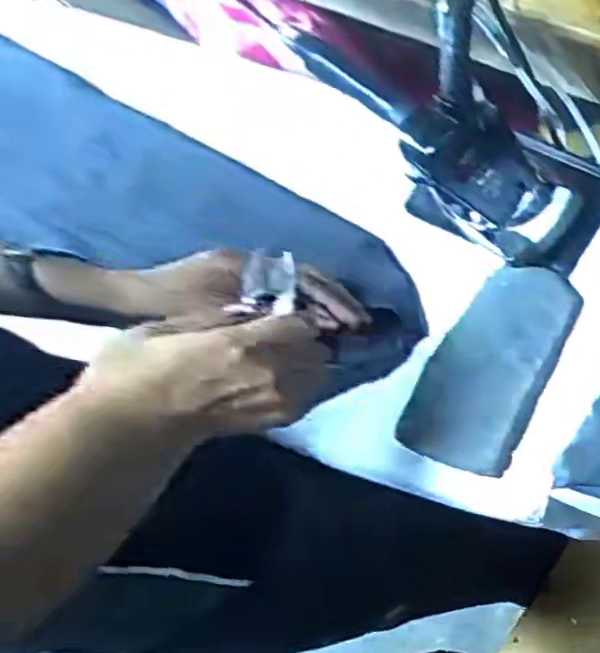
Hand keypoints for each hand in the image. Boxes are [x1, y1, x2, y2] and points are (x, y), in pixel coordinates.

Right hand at [75, 310, 332, 437]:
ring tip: (286, 362)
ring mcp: (284, 395)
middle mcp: (272, 369)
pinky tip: (281, 383)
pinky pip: (311, 394)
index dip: (299, 319)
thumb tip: (250, 312)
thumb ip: (213, 318)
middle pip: (318, 349)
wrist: (138, 419)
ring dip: (308, 364)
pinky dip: (303, 385)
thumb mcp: (163, 327)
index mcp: (241, 342)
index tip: (290, 318)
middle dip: (306, 342)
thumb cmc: (135, 368)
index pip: (300, 325)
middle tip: (288, 341)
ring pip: (321, 372)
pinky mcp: (287, 415)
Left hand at [107, 250, 369, 329]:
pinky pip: (290, 288)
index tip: (357, 323)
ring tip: (349, 325)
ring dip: (330, 303)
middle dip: (340, 301)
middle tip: (363, 324)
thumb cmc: (167, 305)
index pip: (307, 278)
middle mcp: (250, 261)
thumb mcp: (219, 313)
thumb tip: (317, 324)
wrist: (119, 296)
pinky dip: (313, 303)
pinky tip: (324, 321)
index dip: (336, 301)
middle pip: (311, 277)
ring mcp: (246, 268)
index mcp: (246, 265)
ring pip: (304, 282)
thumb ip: (270, 317)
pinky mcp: (241, 280)